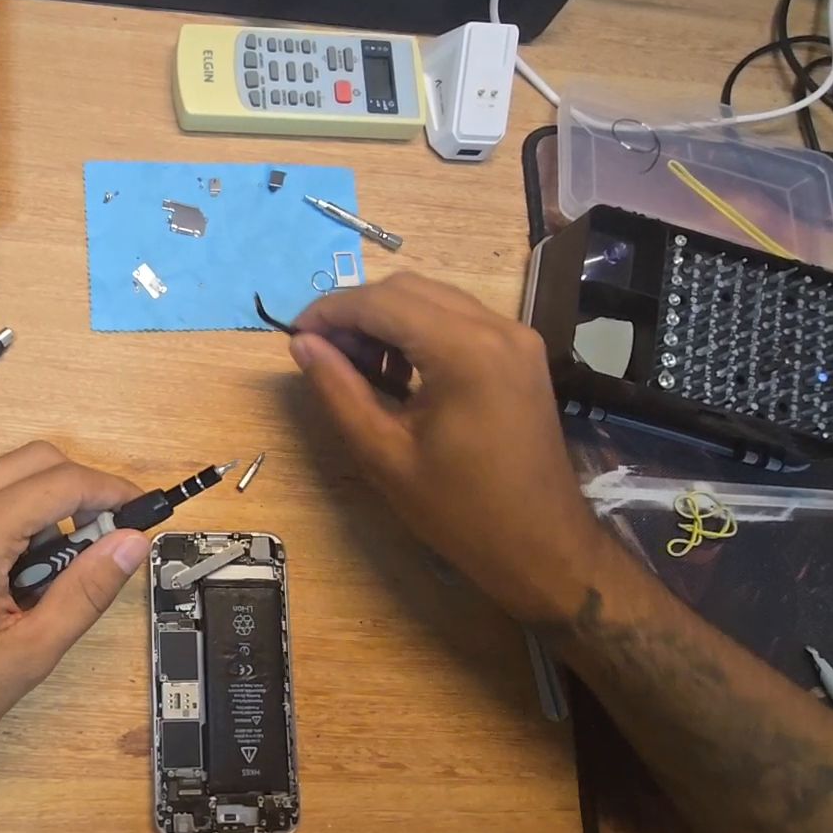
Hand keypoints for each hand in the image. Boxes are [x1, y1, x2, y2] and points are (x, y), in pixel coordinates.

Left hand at [0, 442, 148, 781]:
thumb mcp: (28, 653)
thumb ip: (86, 591)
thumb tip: (132, 543)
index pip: (60, 482)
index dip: (113, 491)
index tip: (146, 514)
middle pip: (34, 460)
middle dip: (82, 489)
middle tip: (109, 539)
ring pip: (7, 477)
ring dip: (48, 505)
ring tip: (61, 572)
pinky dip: (16, 518)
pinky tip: (22, 576)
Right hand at [289, 272, 610, 620]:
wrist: (539, 543)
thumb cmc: (456, 508)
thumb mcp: (382, 453)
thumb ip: (338, 391)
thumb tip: (301, 345)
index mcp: (464, 351)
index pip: (382, 303)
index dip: (330, 312)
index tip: (293, 335)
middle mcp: (496, 328)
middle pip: (408, 290)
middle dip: (355, 312)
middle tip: (319, 352)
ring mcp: (515, 338)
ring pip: (433, 299)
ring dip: (385, 320)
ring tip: (352, 365)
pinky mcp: (519, 354)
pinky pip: (457, 320)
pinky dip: (416, 332)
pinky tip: (394, 371)